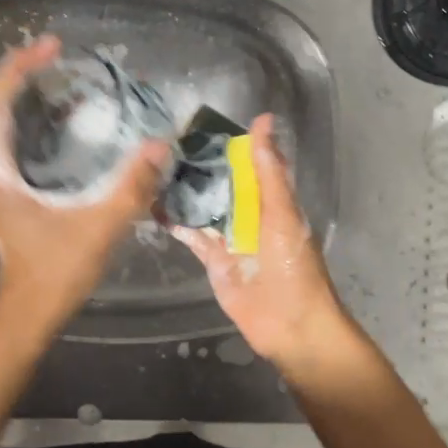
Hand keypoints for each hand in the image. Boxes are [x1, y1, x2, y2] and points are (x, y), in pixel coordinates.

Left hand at [0, 36, 168, 331]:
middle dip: (30, 74)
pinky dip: (42, 119)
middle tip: (64, 56)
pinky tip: (73, 118)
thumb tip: (159, 143)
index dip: (21, 66)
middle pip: (1, 103)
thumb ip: (129, 186)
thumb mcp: (98, 226)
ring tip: (71, 77)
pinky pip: (21, 138)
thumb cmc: (55, 271)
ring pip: (9, 121)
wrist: (31, 311)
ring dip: (36, 95)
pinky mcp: (12, 188)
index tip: (52, 47)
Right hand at [174, 114, 354, 367]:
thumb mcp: (282, 213)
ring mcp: (231, 239)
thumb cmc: (294, 265)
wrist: (290, 324)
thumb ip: (269, 171)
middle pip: (224, 186)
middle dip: (202, 168)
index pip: (252, 164)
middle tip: (165, 144)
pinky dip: (177, 223)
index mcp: (274, 200)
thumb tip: (263, 122)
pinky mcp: (214, 261)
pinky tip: (154, 206)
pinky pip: (194, 237)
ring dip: (186, 192)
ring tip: (154, 168)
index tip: (202, 124)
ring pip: (206, 209)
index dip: (232, 145)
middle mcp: (252, 216)